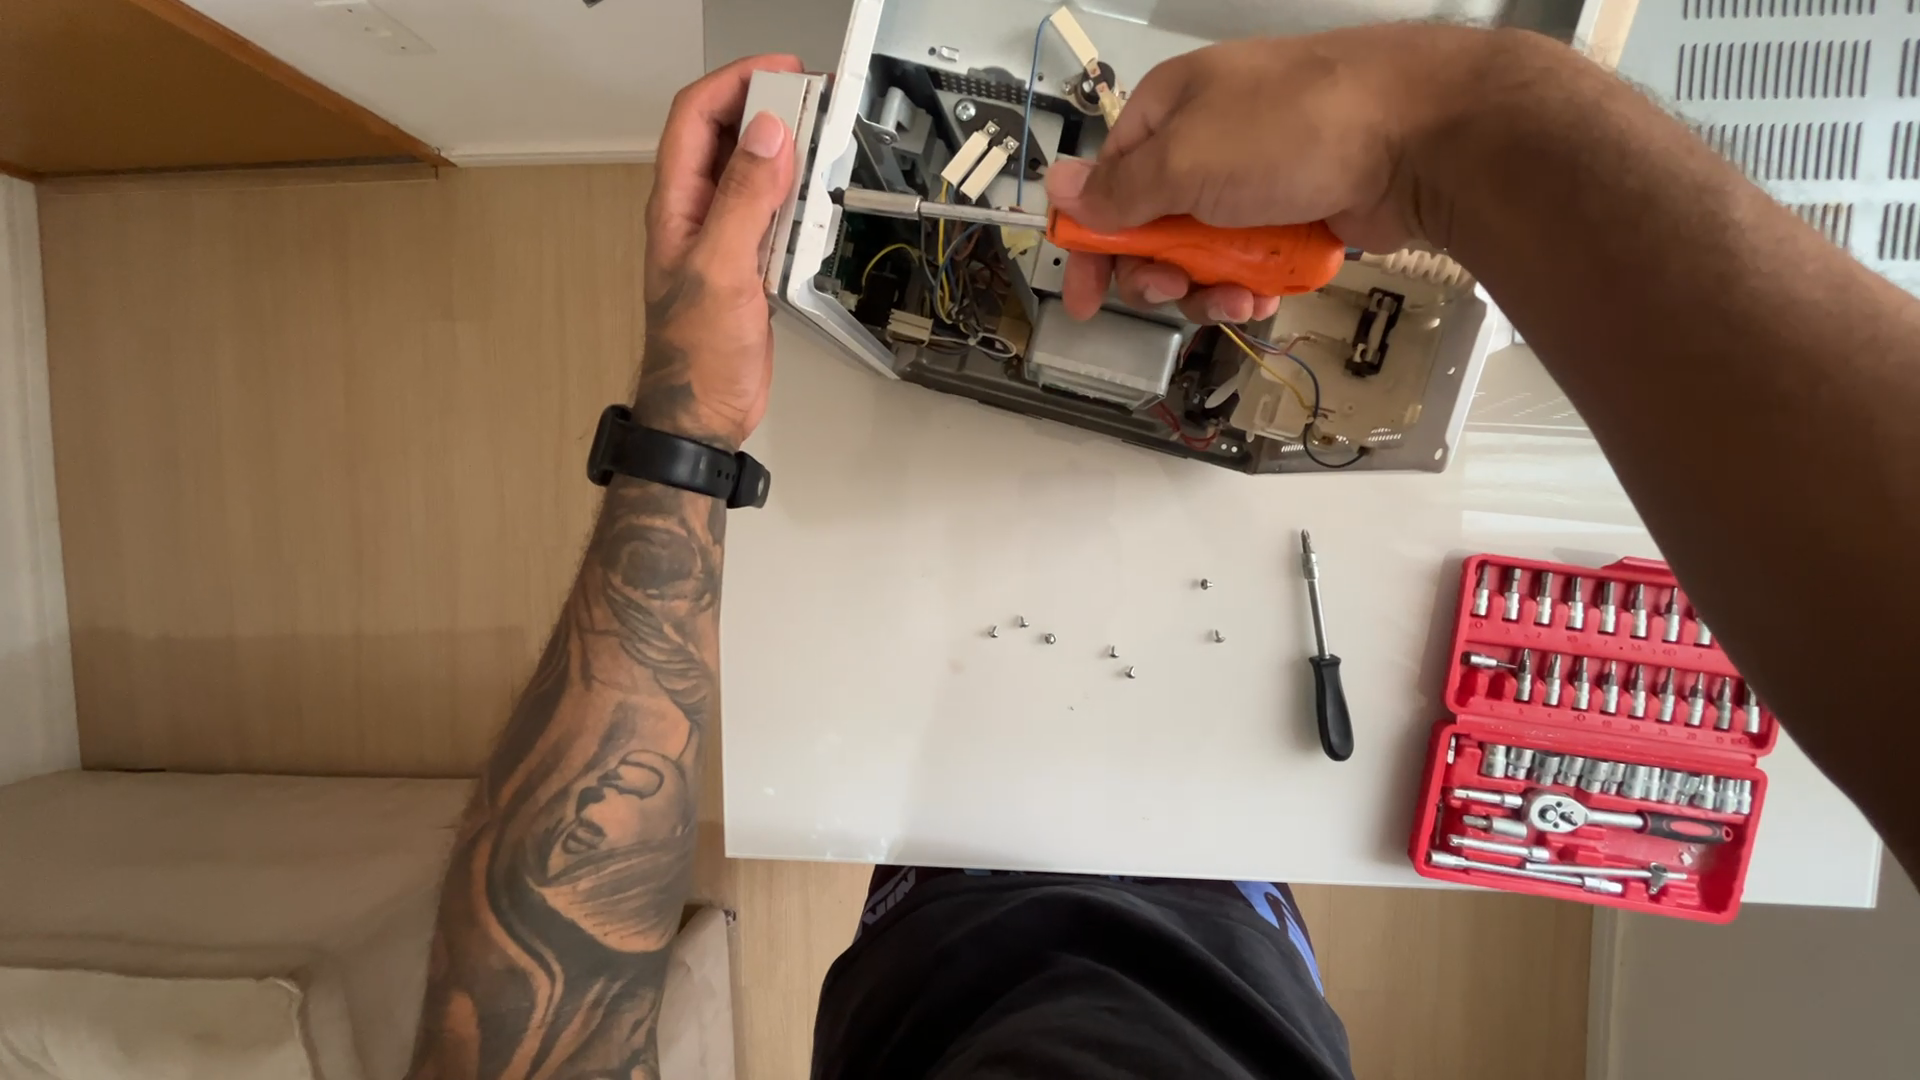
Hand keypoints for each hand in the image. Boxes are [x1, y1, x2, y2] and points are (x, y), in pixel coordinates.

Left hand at [638, 54, 801, 449]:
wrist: (706, 409)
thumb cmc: (694, 353)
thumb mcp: (719, 270)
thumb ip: (742, 201)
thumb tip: (768, 139)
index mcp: (676, 207)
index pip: (696, 118)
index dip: (735, 84)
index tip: (781, 74)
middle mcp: (697, 217)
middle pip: (728, 140)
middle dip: (768, 113)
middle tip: (812, 105)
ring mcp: (725, 243)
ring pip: (755, 180)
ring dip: (787, 160)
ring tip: (820, 150)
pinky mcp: (749, 270)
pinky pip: (774, 223)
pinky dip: (797, 208)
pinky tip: (815, 209)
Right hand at [1045, 25, 1488, 322]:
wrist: (1416, 137)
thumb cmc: (1289, 132)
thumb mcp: (1185, 160)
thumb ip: (1117, 188)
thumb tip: (1055, 188)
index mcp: (1165, 117)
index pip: (1103, 189)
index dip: (1089, 244)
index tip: (1084, 296)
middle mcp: (1198, 150)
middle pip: (1146, 234)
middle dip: (1156, 275)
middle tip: (1172, 290)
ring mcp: (1242, 188)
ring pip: (1193, 262)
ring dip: (1204, 291)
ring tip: (1234, 297)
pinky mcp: (1280, 220)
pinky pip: (1238, 270)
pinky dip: (1243, 291)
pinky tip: (1259, 297)